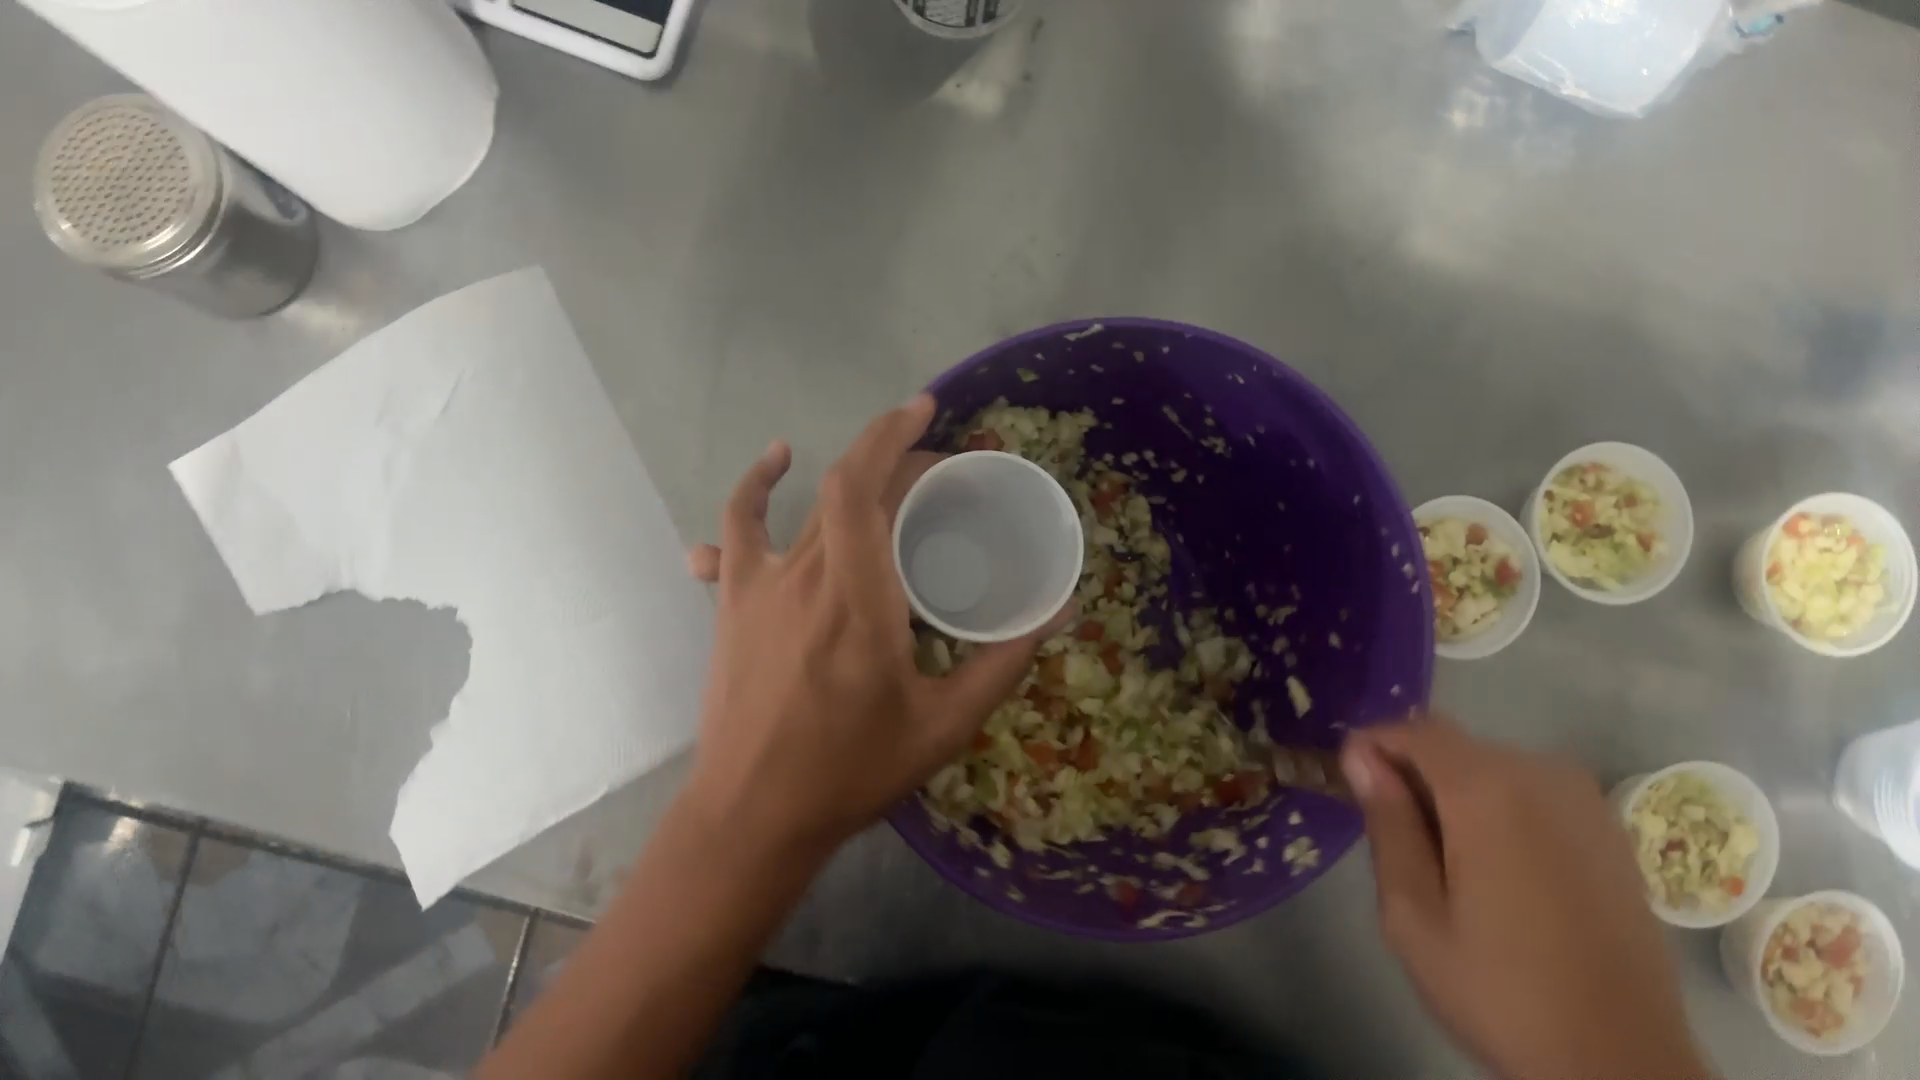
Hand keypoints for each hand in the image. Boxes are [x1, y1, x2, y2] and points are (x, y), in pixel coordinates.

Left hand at [683, 396, 1068, 858]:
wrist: (753, 813)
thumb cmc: (851, 773)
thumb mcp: (943, 726)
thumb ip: (1002, 662)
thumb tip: (1057, 611)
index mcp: (859, 602)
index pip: (863, 489)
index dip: (892, 437)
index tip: (928, 413)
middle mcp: (804, 578)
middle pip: (847, 488)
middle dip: (898, 463)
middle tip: (943, 474)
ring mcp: (760, 587)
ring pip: (806, 505)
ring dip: (851, 473)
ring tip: (889, 466)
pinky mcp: (733, 603)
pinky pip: (738, 528)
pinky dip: (756, 486)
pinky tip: (777, 461)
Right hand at [1342, 716, 1708, 1079]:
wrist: (1622, 1061)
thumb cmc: (1500, 988)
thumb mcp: (1413, 914)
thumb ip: (1387, 825)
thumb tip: (1361, 758)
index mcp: (1487, 792)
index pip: (1415, 729)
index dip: (1374, 744)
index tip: (1348, 780)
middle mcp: (1541, 776)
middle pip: (1455, 746)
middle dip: (1413, 772)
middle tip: (1393, 834)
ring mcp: (1584, 802)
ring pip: (1494, 766)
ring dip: (1456, 792)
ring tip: (1445, 858)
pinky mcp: (1611, 831)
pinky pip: (1534, 792)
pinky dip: (1500, 808)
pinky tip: (1499, 869)